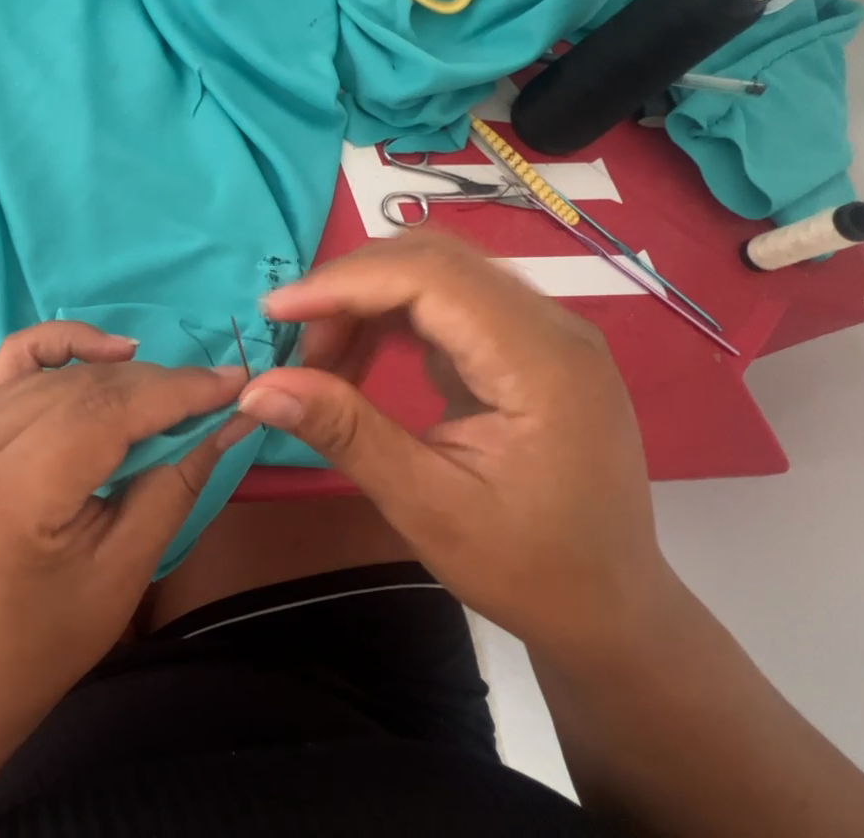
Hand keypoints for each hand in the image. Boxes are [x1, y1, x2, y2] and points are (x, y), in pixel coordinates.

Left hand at [0, 322, 249, 709]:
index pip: (102, 414)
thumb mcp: (127, 568)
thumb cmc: (54, 633)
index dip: (174, 392)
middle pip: (78, 388)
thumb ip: (176, 482)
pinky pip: (11, 365)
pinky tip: (108, 352)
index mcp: (6, 499)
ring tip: (167, 394)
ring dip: (117, 376)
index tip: (233, 382)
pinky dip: (61, 347)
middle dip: (154, 384)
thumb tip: (233, 418)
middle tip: (212, 392)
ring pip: (51, 375)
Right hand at [235, 230, 677, 661]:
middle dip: (350, 289)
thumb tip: (256, 388)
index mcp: (540, 362)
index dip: (344, 284)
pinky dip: (388, 321)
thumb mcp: (425, 506)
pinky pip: (446, 305)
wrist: (607, 604)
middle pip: (434, 260)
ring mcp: (541, 334)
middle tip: (296, 349)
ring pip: (437, 273)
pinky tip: (358, 364)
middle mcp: (550, 328)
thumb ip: (345, 434)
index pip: (431, 277)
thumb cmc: (526, 566)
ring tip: (321, 363)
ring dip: (365, 302)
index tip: (275, 314)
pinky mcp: (523, 348)